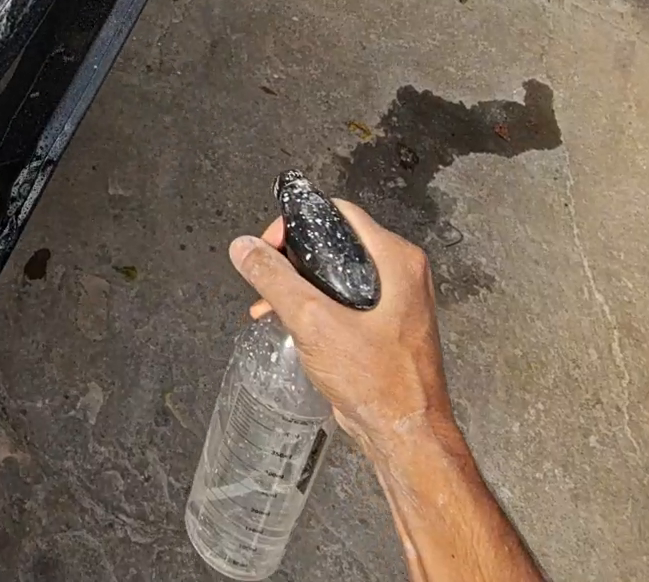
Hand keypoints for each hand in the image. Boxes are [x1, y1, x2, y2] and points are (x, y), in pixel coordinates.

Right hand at [228, 201, 453, 454]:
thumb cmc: (376, 381)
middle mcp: (399, 272)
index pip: (338, 212)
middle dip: (290, 256)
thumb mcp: (313, 320)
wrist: (404, 436)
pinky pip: (338, 295)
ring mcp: (392, 298)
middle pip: (332, 239)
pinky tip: (283, 319)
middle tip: (267, 274)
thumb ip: (274, 278)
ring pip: (331, 269)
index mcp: (395, 260)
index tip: (271, 246)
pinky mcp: (381, 321)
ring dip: (295, 281)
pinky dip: (309, 301)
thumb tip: (243, 247)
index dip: (297, 222)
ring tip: (268, 302)